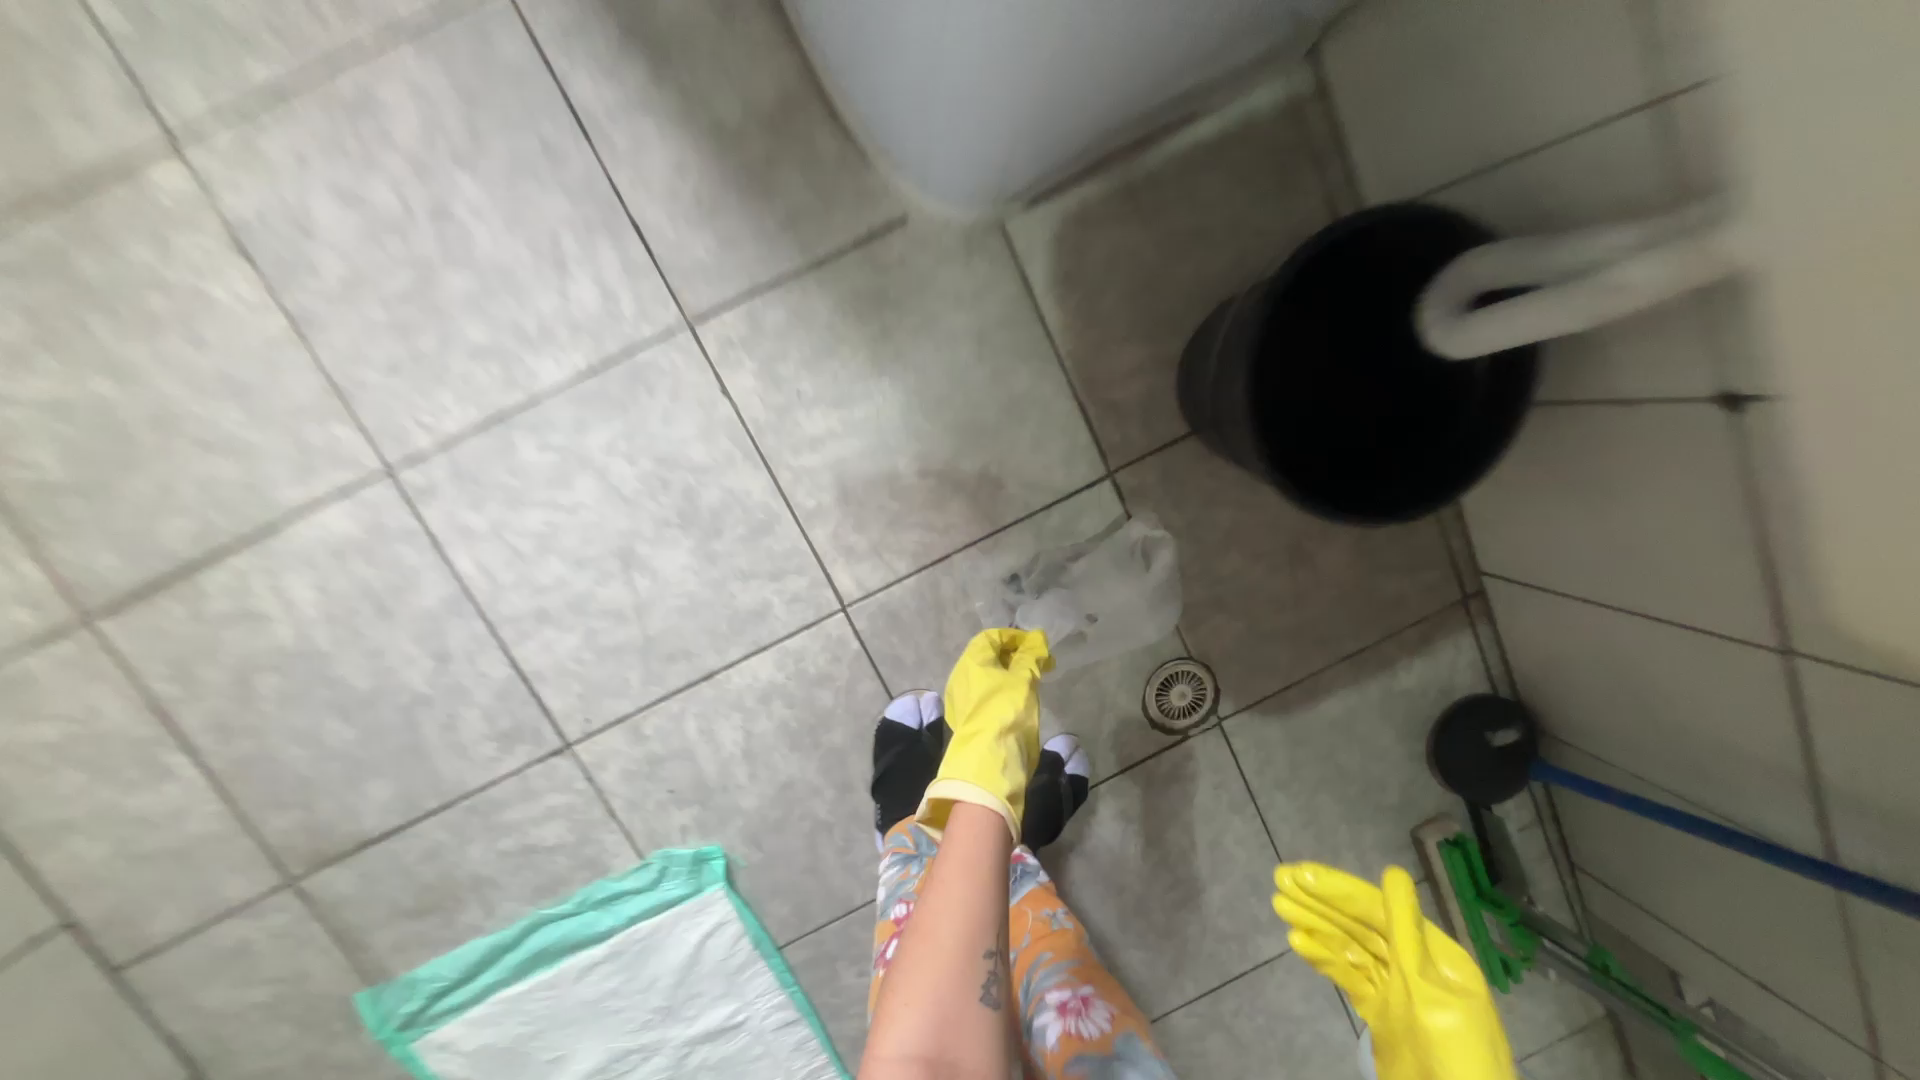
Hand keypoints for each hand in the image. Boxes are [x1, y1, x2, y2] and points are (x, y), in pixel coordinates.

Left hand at [918, 628, 1053, 839]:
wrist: (990, 760)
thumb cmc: (1007, 711)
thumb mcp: (1024, 679)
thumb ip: (1031, 656)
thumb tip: (1037, 639)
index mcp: (971, 662)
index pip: (991, 637)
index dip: (1014, 637)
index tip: (1037, 646)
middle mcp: (961, 677)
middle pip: (987, 657)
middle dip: (1014, 656)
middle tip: (1040, 663)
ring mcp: (961, 700)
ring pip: (987, 677)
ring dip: (1010, 675)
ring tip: (1034, 681)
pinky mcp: (967, 719)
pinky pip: (985, 696)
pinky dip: (1003, 691)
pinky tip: (1020, 701)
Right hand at [1272, 862, 1515, 1079]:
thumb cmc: (1456, 1057)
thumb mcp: (1433, 993)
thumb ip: (1408, 935)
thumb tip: (1393, 874)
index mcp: (1435, 955)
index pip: (1380, 911)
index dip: (1339, 891)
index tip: (1300, 875)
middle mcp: (1414, 965)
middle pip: (1360, 925)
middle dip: (1320, 902)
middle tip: (1279, 880)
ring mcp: (1395, 991)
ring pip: (1349, 947)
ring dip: (1315, 925)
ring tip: (1279, 905)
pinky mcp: (1379, 1014)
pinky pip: (1347, 977)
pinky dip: (1323, 959)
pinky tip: (1297, 942)